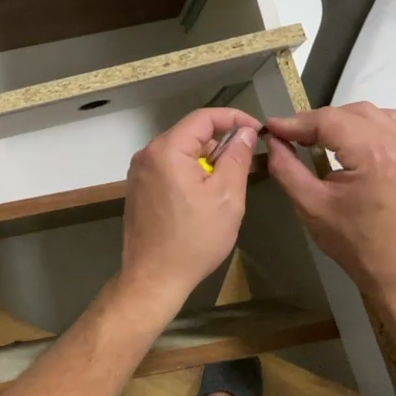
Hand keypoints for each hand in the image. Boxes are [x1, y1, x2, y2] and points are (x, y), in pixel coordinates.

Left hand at [118, 108, 259, 313]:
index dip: (234, 118)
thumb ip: (236, 157)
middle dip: (220, 142)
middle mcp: (147, 154)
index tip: (257, 130)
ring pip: (180, 152)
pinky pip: (168, 168)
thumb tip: (246, 132)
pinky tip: (204, 196)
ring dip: (205, 160)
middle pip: (189, 134)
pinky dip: (189, 172)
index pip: (203, 118)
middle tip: (245, 161)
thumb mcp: (226, 196)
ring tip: (227, 183)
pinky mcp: (138, 189)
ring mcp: (138, 172)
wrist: (154, 278)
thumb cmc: (194, 239)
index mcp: (166, 150)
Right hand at [264, 102, 395, 305]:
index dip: (295, 122)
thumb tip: (272, 140)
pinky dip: (372, 123)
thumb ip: (286, 168)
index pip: (328, 120)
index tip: (271, 128)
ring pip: (373, 113)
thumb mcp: (310, 206)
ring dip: (344, 119)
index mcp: (374, 155)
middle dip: (317, 121)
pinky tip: (356, 140)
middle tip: (292, 137)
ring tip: (322, 137)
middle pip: (350, 112)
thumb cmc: (355, 243)